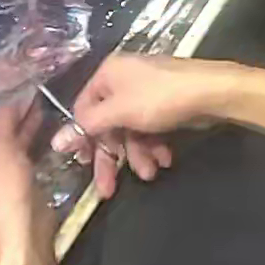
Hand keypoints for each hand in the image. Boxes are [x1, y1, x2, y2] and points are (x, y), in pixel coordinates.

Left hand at [0, 101, 46, 249]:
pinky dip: (25, 132)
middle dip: (0, 107)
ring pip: (3, 137)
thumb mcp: (1, 146)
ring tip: (31, 93)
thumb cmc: (3, 188)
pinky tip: (39, 114)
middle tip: (15, 82)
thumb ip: (3, 117)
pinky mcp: (11, 176)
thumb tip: (9, 96)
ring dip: (16, 118)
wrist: (23, 233)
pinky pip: (16, 148)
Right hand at [50, 55, 241, 197]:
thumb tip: (56, 140)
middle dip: (112, 156)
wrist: (208, 92)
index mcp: (107, 75)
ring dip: (137, 154)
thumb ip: (88, 126)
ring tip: (151, 172)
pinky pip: (149, 129)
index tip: (84, 167)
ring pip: (130, 131)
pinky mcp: (163, 105)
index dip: (83, 139)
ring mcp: (144, 92)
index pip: (83, 109)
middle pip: (107, 124)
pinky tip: (165, 158)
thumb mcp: (119, 112)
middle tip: (109, 190)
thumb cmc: (158, 98)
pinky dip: (154, 145)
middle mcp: (122, 80)